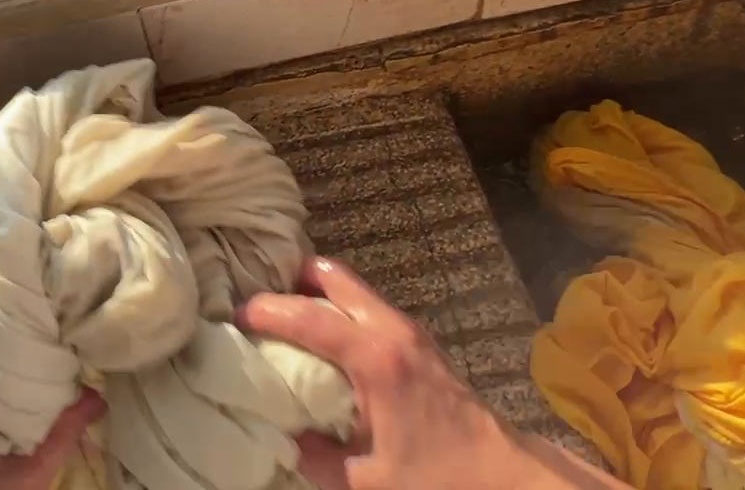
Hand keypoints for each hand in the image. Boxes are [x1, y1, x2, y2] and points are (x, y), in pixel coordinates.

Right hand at [236, 257, 626, 489]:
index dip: (269, 310)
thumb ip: (320, 460)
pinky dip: (338, 308)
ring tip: (288, 317)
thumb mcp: (371, 483)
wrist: (506, 476)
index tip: (238, 313)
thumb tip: (286, 439)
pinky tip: (325, 340)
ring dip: (317, 291)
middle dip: (293, 278)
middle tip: (264, 299)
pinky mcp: (416, 339)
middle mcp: (390, 328)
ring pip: (351, 286)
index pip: (310, 317)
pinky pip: (366, 305)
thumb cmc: (439, 478)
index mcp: (375, 358)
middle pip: (333, 275)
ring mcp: (406, 329)